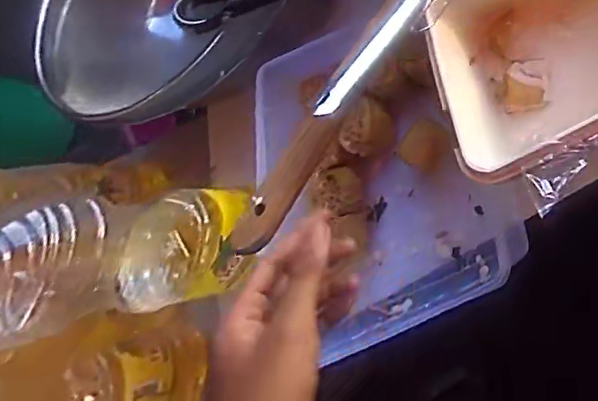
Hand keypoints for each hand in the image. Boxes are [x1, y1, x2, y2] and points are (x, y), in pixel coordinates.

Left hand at [207, 212, 360, 400]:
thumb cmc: (273, 383)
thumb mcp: (292, 325)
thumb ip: (307, 274)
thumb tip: (318, 226)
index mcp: (240, 318)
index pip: (271, 265)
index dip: (300, 237)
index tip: (330, 212)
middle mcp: (249, 329)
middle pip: (286, 283)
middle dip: (319, 261)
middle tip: (352, 243)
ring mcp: (265, 350)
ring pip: (300, 304)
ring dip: (328, 286)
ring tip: (357, 275)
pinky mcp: (284, 366)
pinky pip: (308, 326)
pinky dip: (329, 311)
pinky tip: (350, 301)